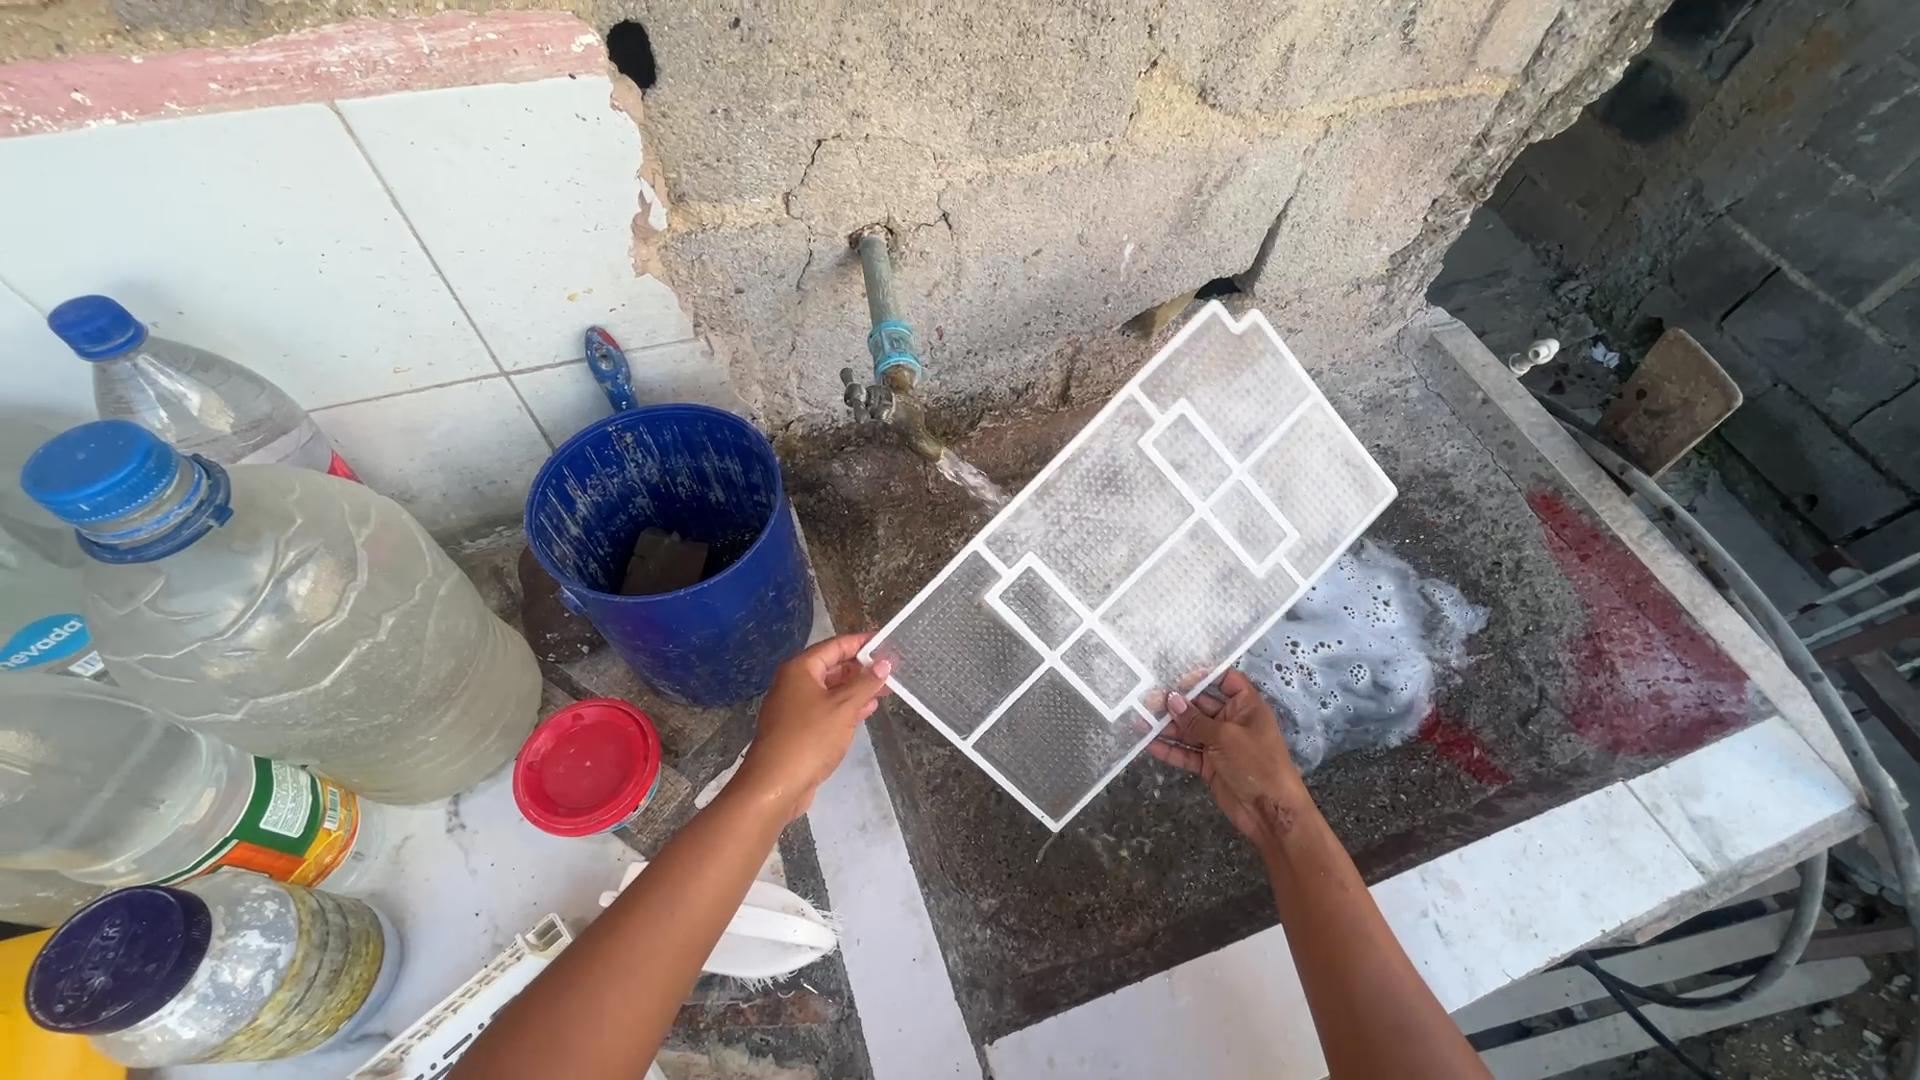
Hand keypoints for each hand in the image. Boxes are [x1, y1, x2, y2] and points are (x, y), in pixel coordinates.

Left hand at [736, 633, 891, 822]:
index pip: (835, 646)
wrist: (775, 785)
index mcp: (800, 669)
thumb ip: (865, 683)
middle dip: (862, 668)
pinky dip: (846, 706)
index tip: (886, 642)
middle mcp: (794, 683)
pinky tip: (866, 709)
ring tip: (885, 688)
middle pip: (832, 666)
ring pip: (831, 689)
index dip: (861, 643)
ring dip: (857, 688)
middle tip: (891, 668)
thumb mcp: (843, 707)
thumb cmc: (809, 738)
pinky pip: (826, 708)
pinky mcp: (798, 728)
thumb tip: (884, 662)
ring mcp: (795, 706)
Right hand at [1146, 669, 1312, 855]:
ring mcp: (1219, 744)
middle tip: (1147, 700)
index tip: (1177, 676)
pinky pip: (1186, 752)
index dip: (1204, 675)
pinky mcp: (1209, 765)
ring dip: (1166, 726)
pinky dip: (1169, 749)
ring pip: (1189, 729)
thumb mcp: (1225, 737)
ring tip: (1140, 721)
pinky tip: (1149, 743)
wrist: (1270, 812)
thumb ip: (1195, 720)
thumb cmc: (1256, 763)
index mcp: (1245, 707)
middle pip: (1200, 705)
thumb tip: (1171, 699)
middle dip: (1175, 703)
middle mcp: (1231, 721)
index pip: (1226, 680)